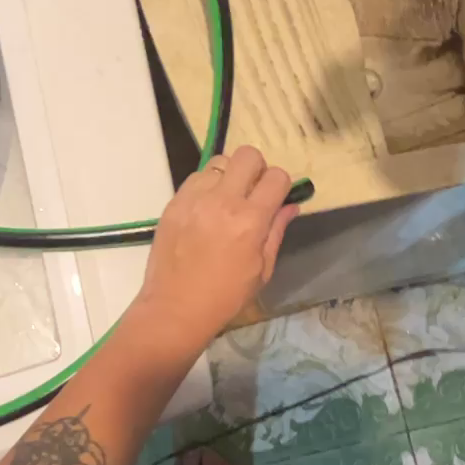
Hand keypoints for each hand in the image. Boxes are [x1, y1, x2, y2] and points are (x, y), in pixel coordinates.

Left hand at [128, 146, 299, 353]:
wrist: (175, 308)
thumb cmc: (225, 296)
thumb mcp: (262, 269)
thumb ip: (277, 231)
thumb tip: (291, 206)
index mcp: (250, 220)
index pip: (277, 177)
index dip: (281, 186)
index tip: (276, 200)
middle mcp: (222, 201)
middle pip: (248, 155)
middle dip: (257, 170)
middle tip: (252, 193)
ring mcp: (194, 199)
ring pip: (219, 162)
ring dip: (229, 176)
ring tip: (225, 201)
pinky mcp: (174, 203)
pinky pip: (196, 178)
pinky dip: (206, 187)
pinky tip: (205, 211)